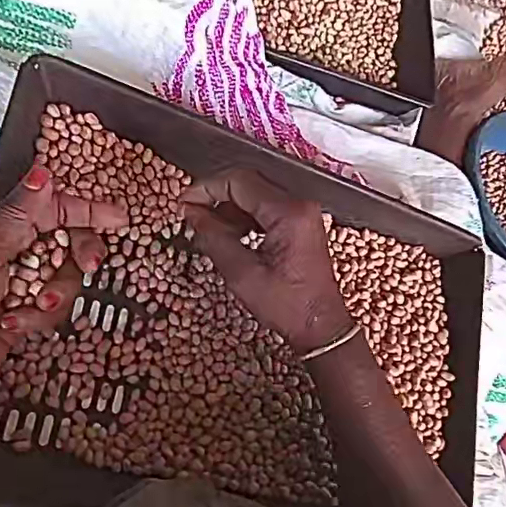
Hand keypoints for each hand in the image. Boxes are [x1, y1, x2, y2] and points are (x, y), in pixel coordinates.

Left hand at [0, 163, 125, 392]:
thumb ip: (19, 211)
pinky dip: (39, 317)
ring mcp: (23, 283)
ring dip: (56, 294)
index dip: (88, 211)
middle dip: (81, 255)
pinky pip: (56, 309)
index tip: (119, 219)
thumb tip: (42, 172)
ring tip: (33, 305)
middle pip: (71, 242)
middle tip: (88, 265)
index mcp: (3, 226)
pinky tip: (14, 324)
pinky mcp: (28, 312)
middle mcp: (16, 250)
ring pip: (68, 279)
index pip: (55, 208)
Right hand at [179, 169, 352, 349]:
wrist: (320, 324)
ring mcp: (304, 212)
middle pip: (248, 183)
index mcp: (289, 213)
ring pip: (256, 194)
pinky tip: (231, 237)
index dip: (206, 188)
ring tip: (210, 231)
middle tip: (192, 214)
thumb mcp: (242, 274)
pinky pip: (267, 208)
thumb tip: (191, 213)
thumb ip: (214, 237)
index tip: (185, 203)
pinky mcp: (302, 222)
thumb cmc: (288, 306)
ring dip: (230, 208)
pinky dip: (246, 217)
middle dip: (216, 196)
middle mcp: (301, 204)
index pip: (239, 182)